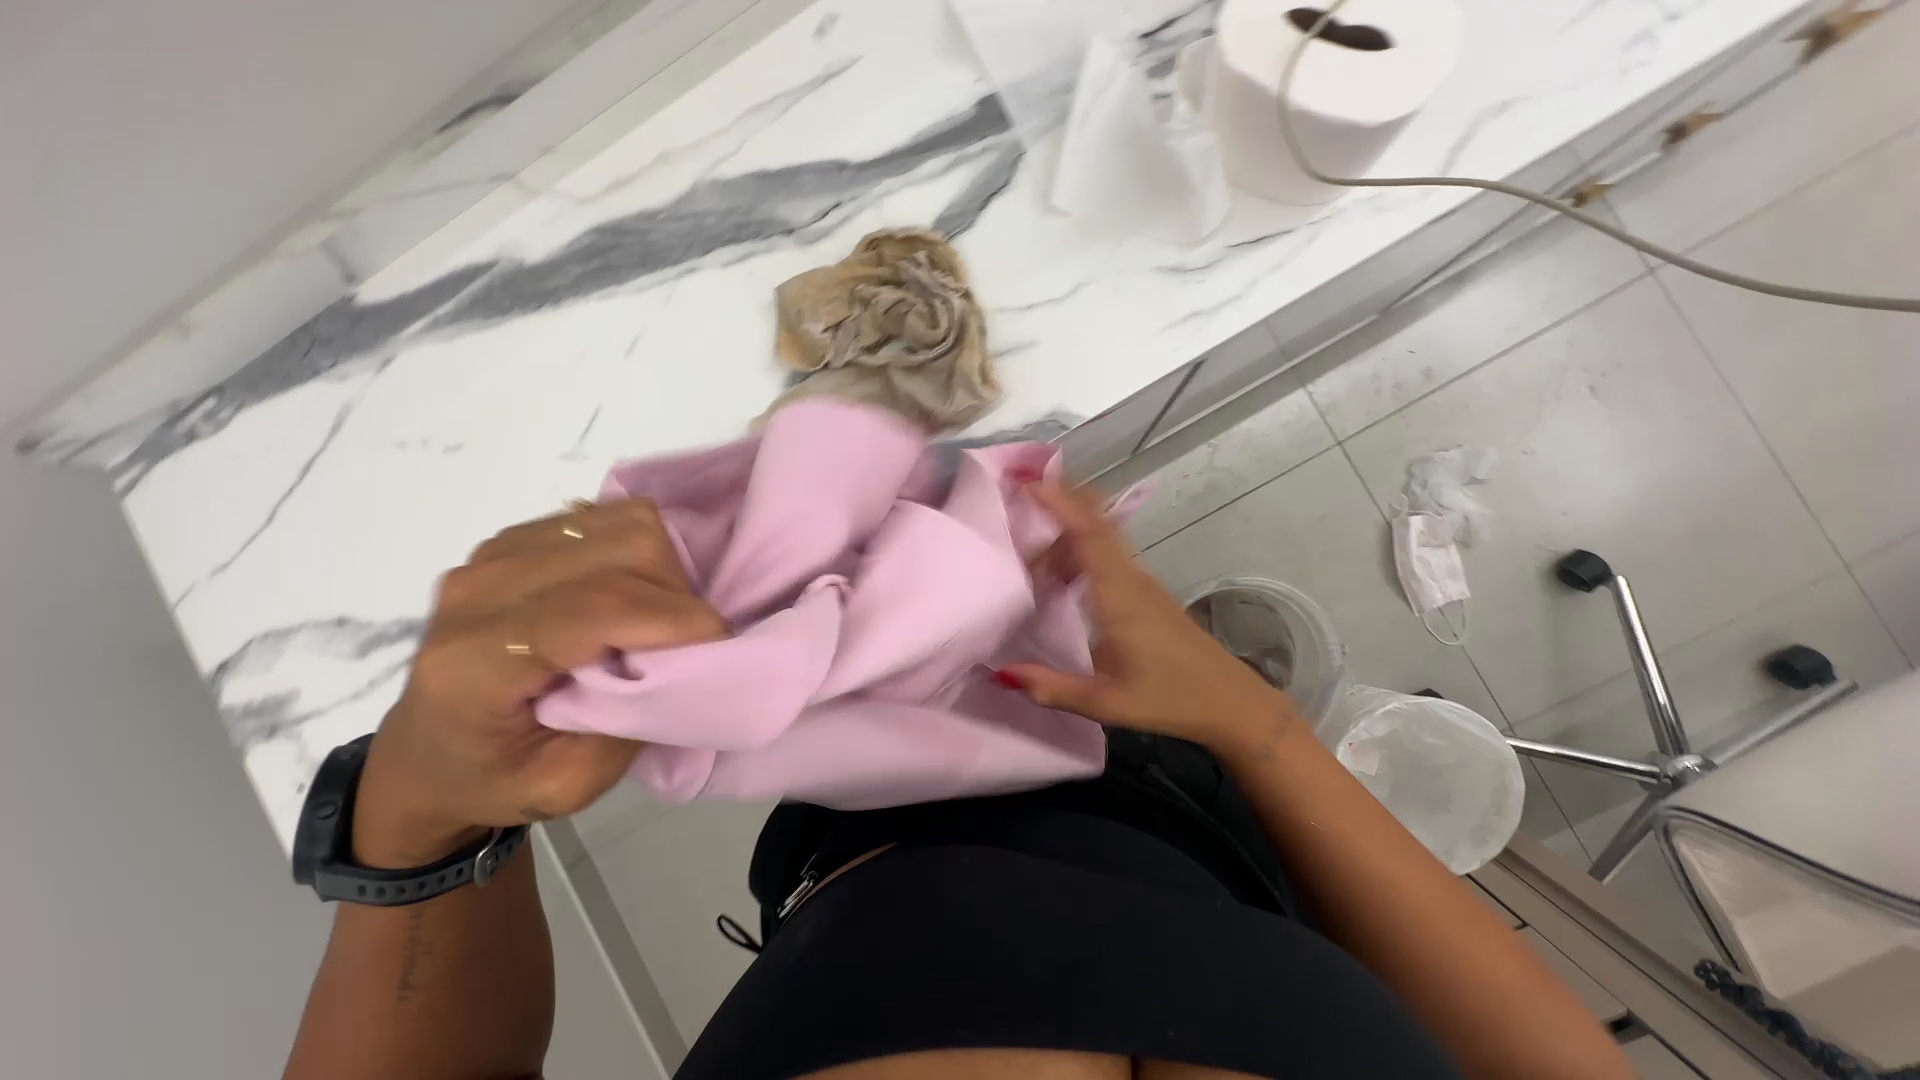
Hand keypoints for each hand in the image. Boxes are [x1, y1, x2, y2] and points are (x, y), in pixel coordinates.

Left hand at [352, 499, 727, 867]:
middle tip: (681, 640)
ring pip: (621, 522)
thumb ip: (628, 722)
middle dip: (676, 591)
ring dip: (661, 568)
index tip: (718, 646)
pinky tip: (625, 597)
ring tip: (654, 618)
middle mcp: (480, 590)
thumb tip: (684, 660)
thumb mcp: (566, 785)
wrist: (423, 756)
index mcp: (478, 660)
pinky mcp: (510, 541)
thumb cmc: (493, 779)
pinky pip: (603, 520)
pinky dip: (637, 554)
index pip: (598, 607)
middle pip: (621, 546)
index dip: (676, 620)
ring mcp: (492, 555)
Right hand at [998, 482, 1306, 756]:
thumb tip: (1002, 673)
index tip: (1027, 483)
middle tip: (1018, 515)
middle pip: (1094, 522)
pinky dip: (1080, 552)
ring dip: (1066, 537)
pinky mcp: (1148, 592)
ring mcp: (1143, 582)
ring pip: (1101, 537)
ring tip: (1033, 567)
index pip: (1087, 532)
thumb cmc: (1170, 699)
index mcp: (1118, 596)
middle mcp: (1131, 578)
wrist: (1231, 703)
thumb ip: (1053, 687)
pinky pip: (1109, 555)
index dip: (1058, 501)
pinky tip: (1062, 583)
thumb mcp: (1106, 703)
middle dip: (1057, 507)